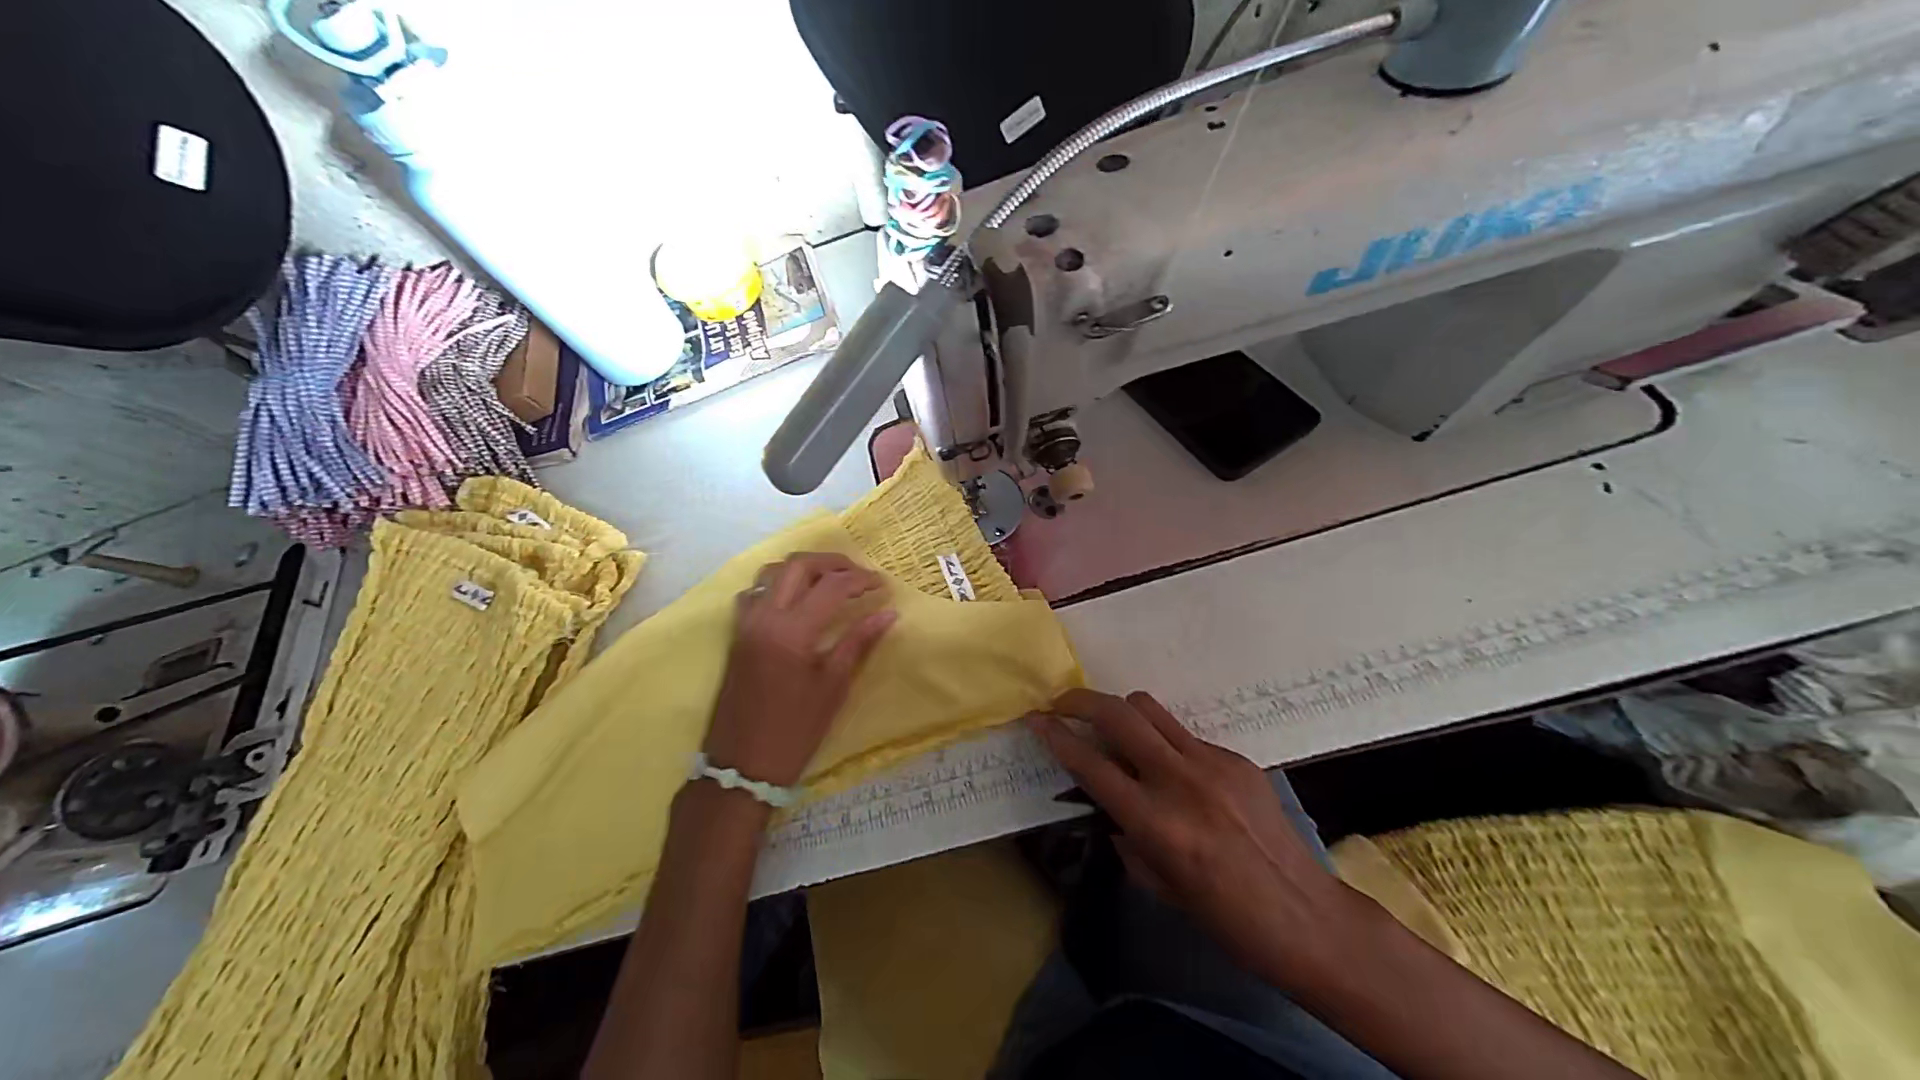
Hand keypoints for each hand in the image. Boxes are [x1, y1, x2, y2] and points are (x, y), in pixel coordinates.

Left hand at [704, 553, 897, 787]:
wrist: (741, 765)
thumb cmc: (795, 731)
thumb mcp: (833, 688)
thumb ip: (858, 643)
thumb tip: (888, 613)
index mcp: (791, 631)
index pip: (831, 586)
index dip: (861, 580)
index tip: (883, 585)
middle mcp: (764, 617)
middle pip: (799, 565)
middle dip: (832, 563)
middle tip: (859, 574)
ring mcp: (746, 623)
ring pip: (772, 572)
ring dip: (804, 567)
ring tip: (830, 580)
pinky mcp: (736, 634)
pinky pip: (755, 591)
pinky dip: (778, 584)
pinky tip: (795, 599)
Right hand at [1028, 689, 1352, 979]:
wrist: (1310, 919)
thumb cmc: (1228, 920)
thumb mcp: (1162, 888)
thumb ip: (1128, 839)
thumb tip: (1110, 806)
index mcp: (1157, 825)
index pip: (1091, 765)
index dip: (1056, 737)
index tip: (1036, 720)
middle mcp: (1181, 783)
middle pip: (1119, 715)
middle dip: (1081, 701)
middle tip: (1063, 705)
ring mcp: (1214, 764)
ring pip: (1151, 710)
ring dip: (1122, 712)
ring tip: (1113, 730)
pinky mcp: (1238, 759)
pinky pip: (1186, 736)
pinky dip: (1165, 744)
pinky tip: (1175, 774)